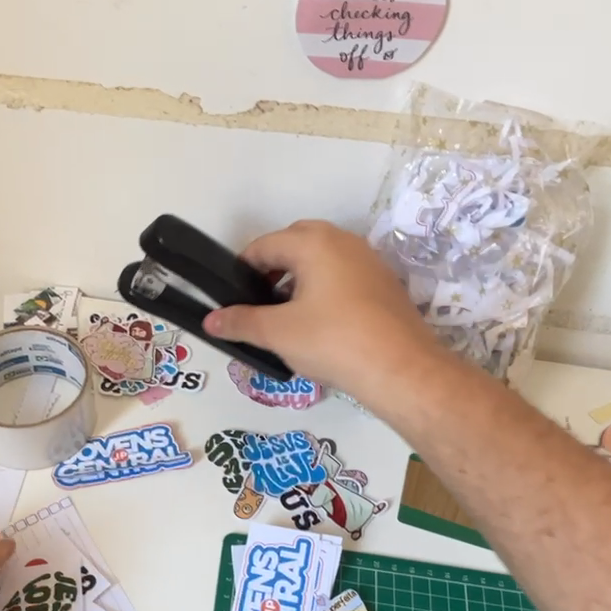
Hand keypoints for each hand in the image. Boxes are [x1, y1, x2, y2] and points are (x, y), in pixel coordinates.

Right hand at [203, 221, 441, 393]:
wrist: (400, 369)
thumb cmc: (333, 342)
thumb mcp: (278, 333)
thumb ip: (241, 322)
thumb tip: (210, 320)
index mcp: (313, 243)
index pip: (264, 246)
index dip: (241, 270)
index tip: (232, 299)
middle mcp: (343, 241)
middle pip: (295, 243)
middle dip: (272, 268)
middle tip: (258, 302)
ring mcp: (368, 261)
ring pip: (322, 259)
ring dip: (298, 278)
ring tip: (285, 316)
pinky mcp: (384, 284)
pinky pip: (343, 275)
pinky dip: (324, 289)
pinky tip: (319, 324)